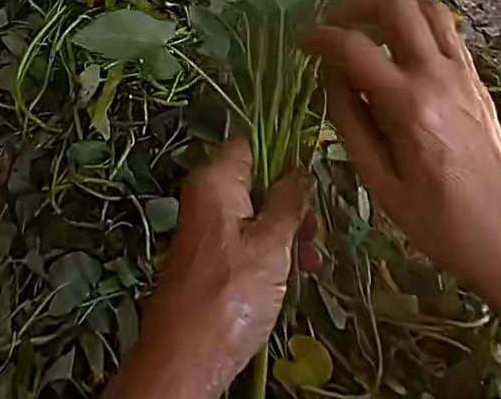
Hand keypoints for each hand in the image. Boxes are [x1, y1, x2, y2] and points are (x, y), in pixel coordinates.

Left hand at [105, 139, 313, 398]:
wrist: (185, 356)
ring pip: (254, 212)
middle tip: (314, 233)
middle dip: (290, 203)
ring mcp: (206, 226)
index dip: (282, 156)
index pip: (249, 144)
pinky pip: (244, 238)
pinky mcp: (210, 255)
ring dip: (286, 231)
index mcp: (215, 179)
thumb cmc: (231, 293)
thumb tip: (300, 169)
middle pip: (256, 180)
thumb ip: (289, 201)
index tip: (308, 183)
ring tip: (311, 262)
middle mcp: (206, 194)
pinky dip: (269, 250)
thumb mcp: (271, 244)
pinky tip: (293, 275)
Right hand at [302, 0, 500, 298]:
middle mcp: (437, 76)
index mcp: (409, 106)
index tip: (303, 42)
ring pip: (426, 7)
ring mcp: (462, 72)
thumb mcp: (377, 179)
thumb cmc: (437, 220)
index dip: (321, 37)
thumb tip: (330, 74)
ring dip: (389, 8)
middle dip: (355, 5)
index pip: (355, 48)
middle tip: (335, 25)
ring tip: (367, 29)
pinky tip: (398, 47)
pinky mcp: (475, 77)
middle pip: (396, 6)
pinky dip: (415, 23)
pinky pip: (444, 28)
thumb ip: (348, 119)